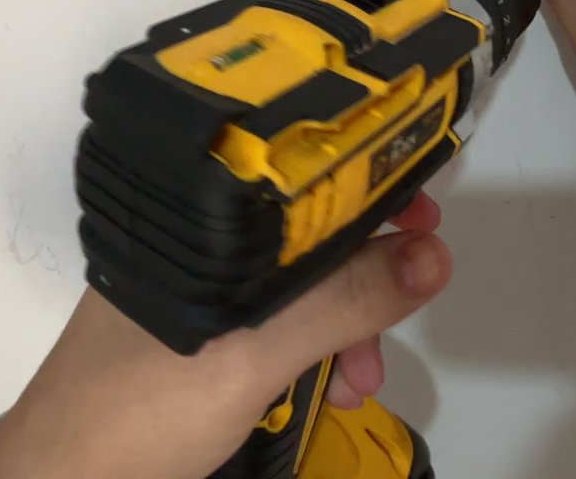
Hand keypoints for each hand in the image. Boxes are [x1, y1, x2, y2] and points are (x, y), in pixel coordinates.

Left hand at [0, 193, 449, 478]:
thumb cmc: (143, 404)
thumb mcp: (253, 350)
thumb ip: (343, 301)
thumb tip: (432, 254)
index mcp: (203, 214)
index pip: (297, 172)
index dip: (363, 181)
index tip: (416, 206)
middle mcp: (203, 238)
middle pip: (305, 226)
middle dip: (365, 262)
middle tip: (413, 284)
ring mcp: (202, 284)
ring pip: (297, 276)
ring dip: (347, 315)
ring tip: (363, 375)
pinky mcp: (204, 326)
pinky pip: (278, 315)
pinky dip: (315, 342)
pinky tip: (333, 382)